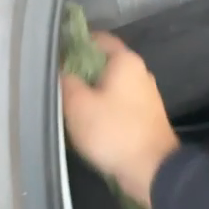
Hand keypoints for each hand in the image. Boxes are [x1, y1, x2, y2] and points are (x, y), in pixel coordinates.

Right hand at [60, 32, 179, 208]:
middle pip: (104, 63)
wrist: (153, 170)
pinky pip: (119, 104)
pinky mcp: (146, 116)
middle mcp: (140, 72)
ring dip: (91, 92)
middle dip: (81, 71)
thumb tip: (62, 70)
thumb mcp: (78, 105)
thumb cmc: (113, 131)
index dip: (75, 43)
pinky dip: (104, 108)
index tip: (55, 55)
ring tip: (68, 104)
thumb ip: (66, 82)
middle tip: (57, 83)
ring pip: (111, 85)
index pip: (98, 38)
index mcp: (126, 61)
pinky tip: (88, 122)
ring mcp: (146, 95)